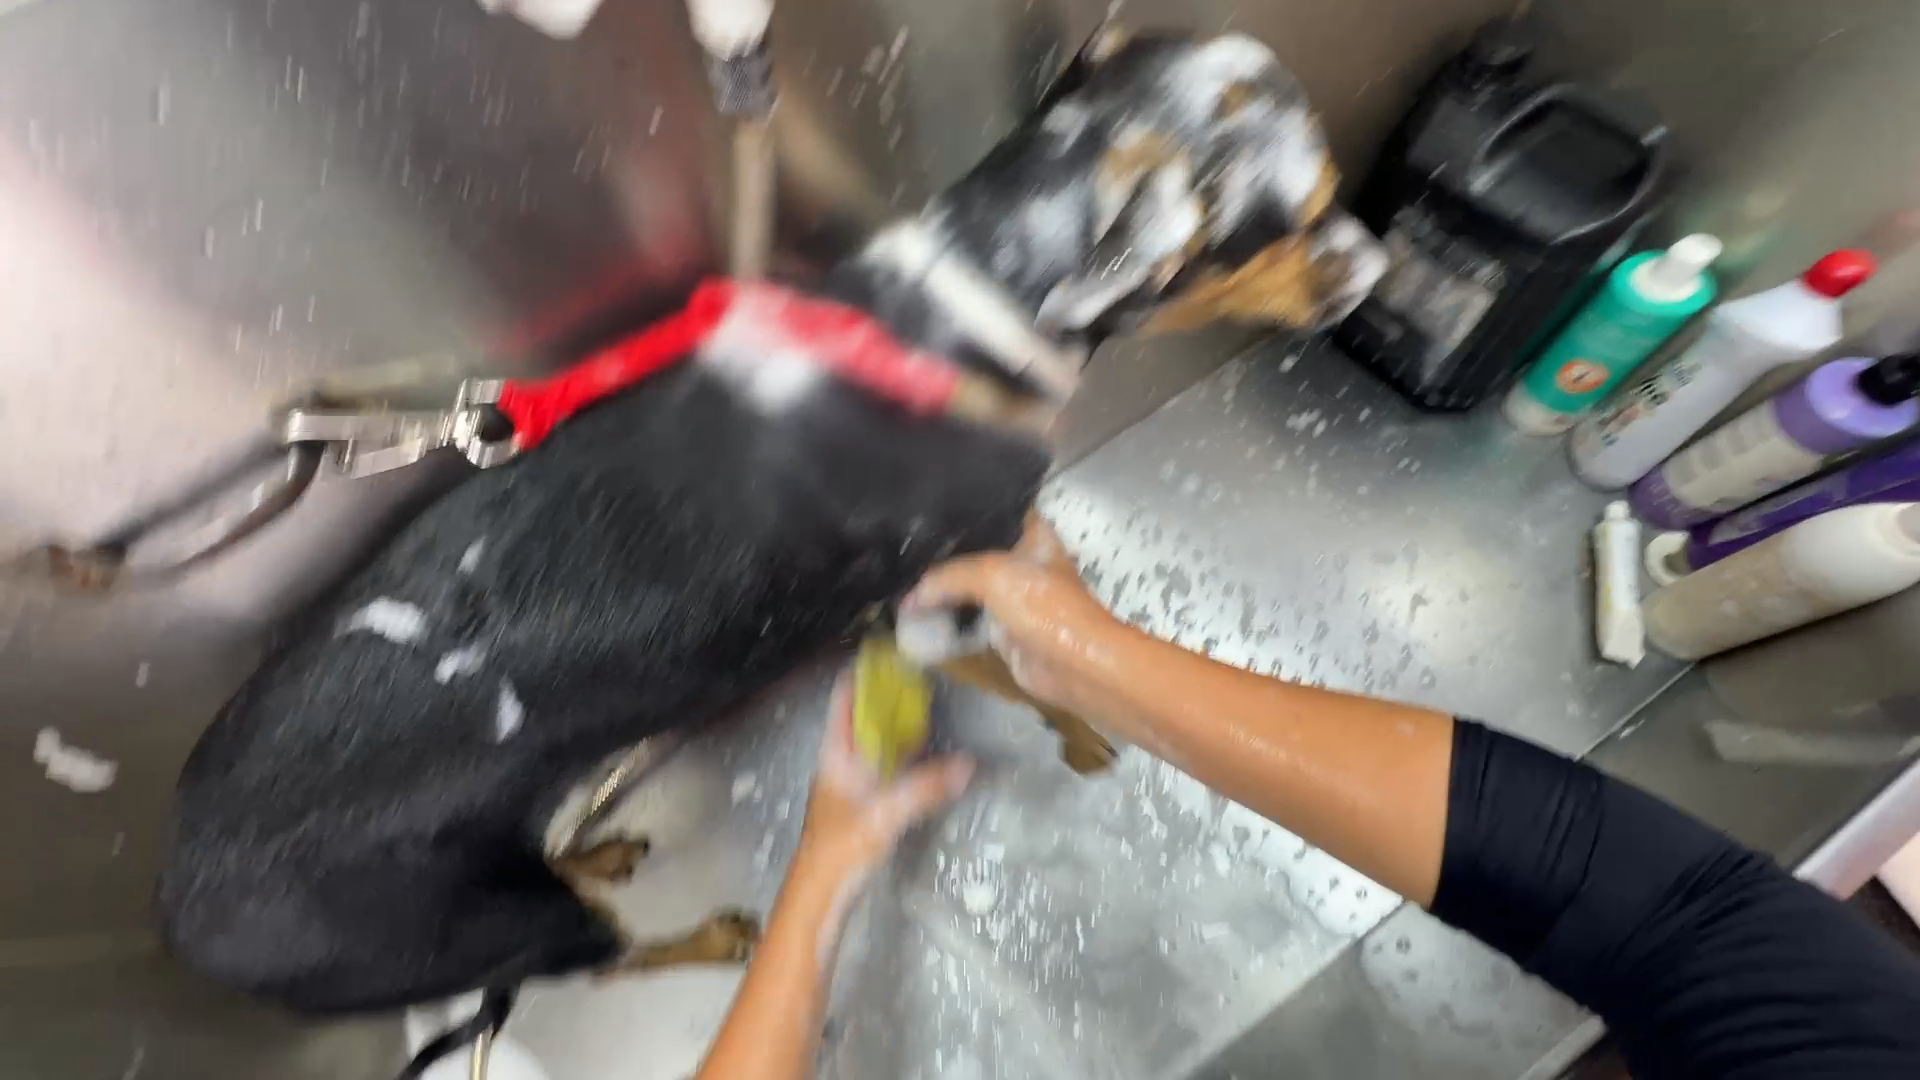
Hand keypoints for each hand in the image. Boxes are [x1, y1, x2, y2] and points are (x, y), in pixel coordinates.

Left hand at [794, 670, 973, 888]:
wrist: (819, 897)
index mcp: (835, 755)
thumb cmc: (841, 849)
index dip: (860, 677)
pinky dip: (899, 755)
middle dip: (884, 699)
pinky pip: (881, 768)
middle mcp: (840, 764)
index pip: (843, 703)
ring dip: (892, 726)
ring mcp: (849, 784)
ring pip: (872, 744)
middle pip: (860, 720)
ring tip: (922, 706)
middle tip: (915, 678)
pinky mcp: (861, 805)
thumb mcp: (886, 815)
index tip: (884, 656)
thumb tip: (967, 764)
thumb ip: (926, 787)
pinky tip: (920, 753)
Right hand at [901, 515, 1128, 716]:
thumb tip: (910, 598)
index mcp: (1033, 536)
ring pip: (966, 589)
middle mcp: (1022, 562)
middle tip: (904, 552)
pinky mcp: (1001, 630)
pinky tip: (914, 615)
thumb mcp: (992, 575)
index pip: (992, 515)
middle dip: (942, 556)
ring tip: (902, 583)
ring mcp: (1011, 598)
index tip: (924, 516)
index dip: (961, 515)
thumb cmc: (1044, 606)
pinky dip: (943, 620)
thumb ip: (948, 578)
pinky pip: (965, 620)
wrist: (1071, 664)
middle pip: (973, 553)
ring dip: (940, 592)